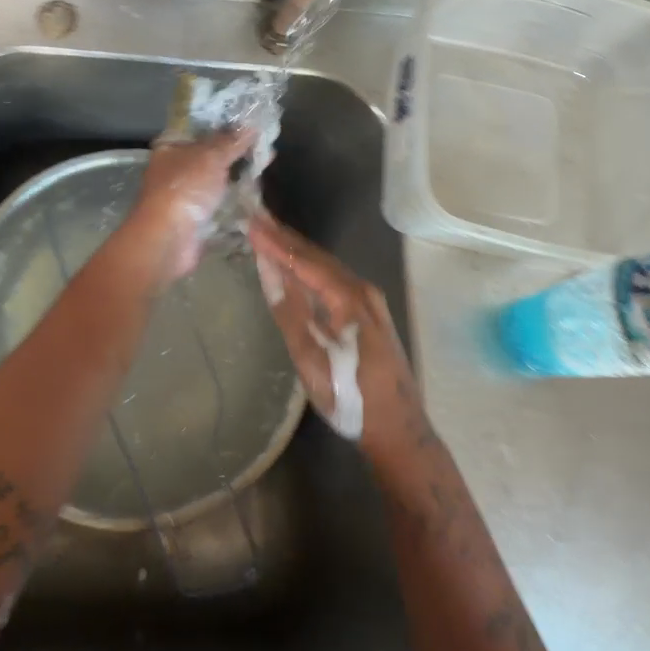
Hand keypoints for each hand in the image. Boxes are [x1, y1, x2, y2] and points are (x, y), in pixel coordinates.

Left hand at [121, 128, 254, 281]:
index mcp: (170, 146)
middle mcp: (174, 167)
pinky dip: (234, 195)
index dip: (223, 123)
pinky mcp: (195, 215)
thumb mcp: (210, 157)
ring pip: (214, 177)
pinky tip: (255, 188)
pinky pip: (218, 199)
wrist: (169, 238)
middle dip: (234, 149)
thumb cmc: (185, 188)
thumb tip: (251, 126)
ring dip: (236, 172)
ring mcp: (184, 192)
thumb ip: (231, 141)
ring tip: (266, 161)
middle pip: (208, 153)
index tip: (250, 120)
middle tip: (264, 142)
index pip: (198, 127)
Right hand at [248, 211, 428, 458]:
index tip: (250, 221)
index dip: (275, 242)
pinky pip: (336, 281)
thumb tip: (268, 270)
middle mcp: (363, 292)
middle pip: (319, 258)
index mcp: (349, 298)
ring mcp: (371, 304)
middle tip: (257, 219)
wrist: (398, 431)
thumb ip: (289, 312)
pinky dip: (312, 270)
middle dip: (287, 239)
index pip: (305, 261)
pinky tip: (299, 271)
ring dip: (299, 252)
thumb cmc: (350, 397)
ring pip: (329, 268)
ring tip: (272, 237)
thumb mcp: (311, 359)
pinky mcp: (370, 316)